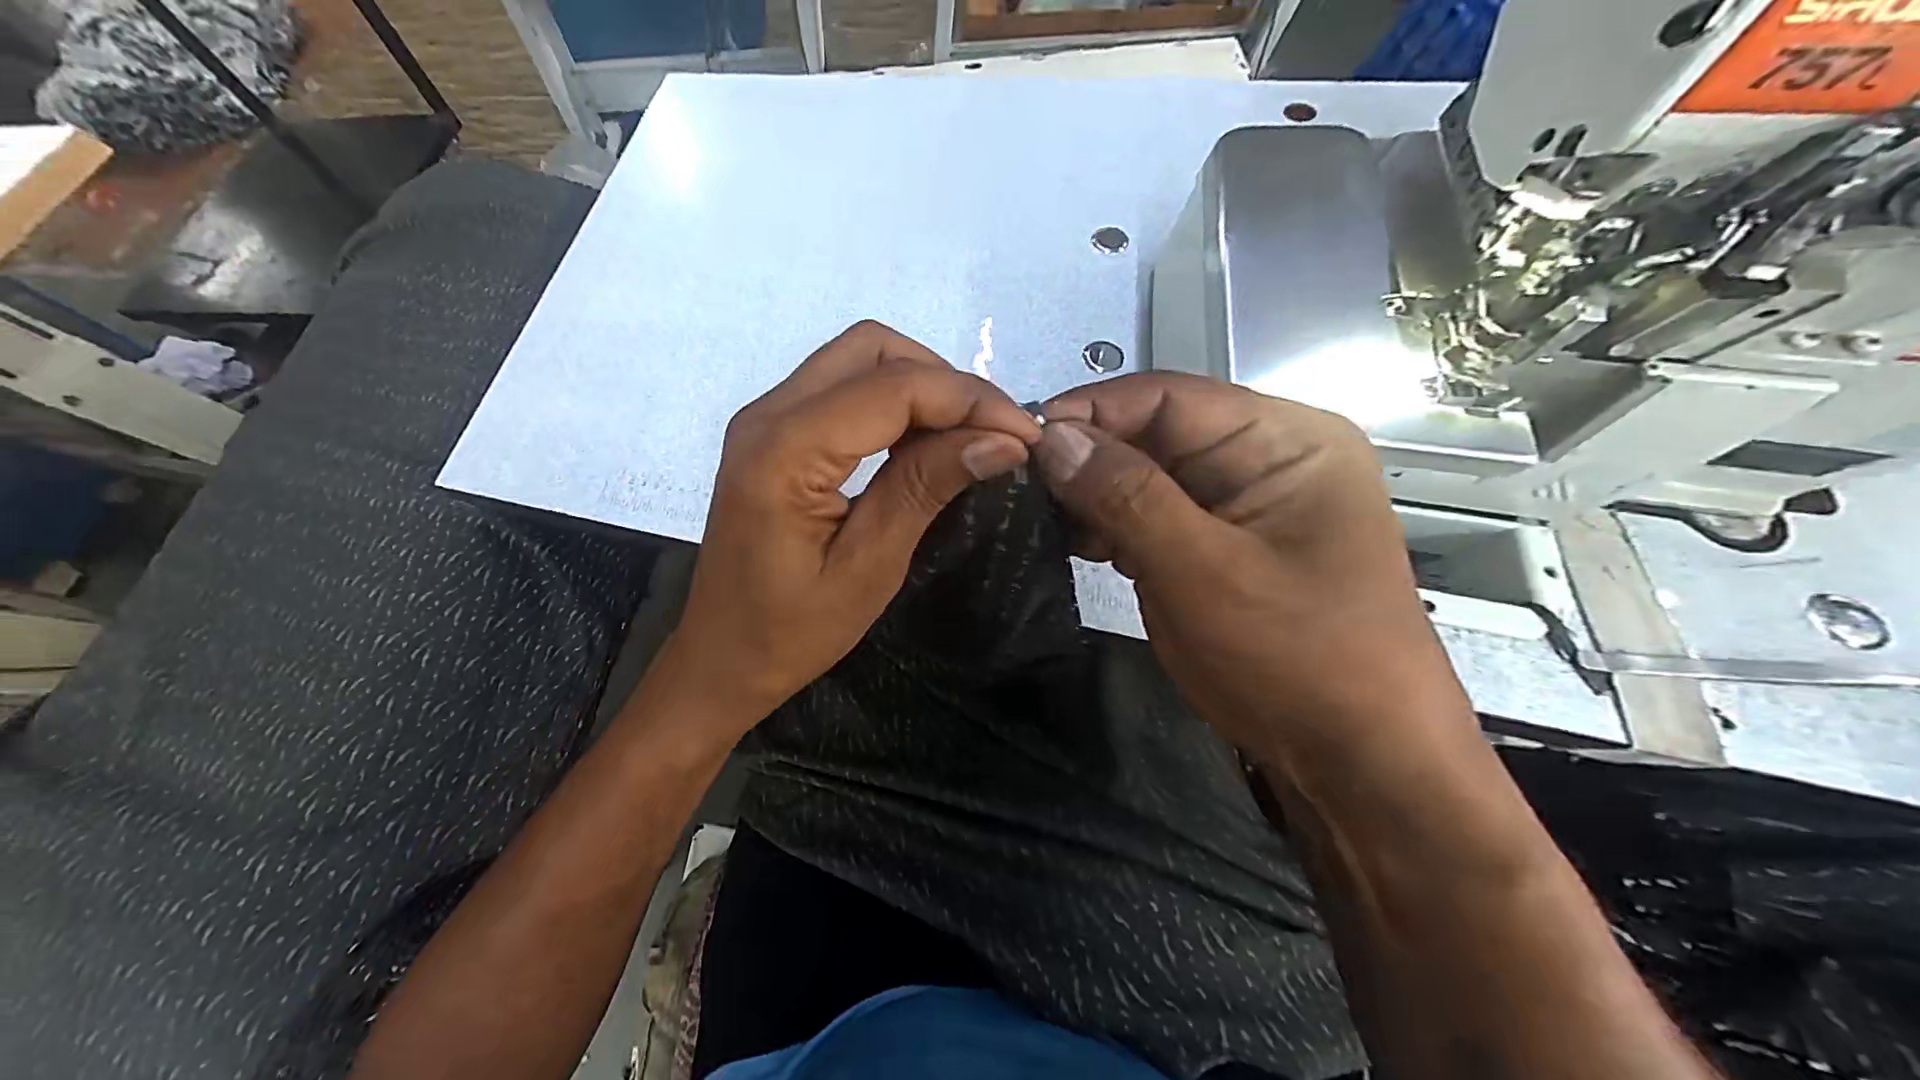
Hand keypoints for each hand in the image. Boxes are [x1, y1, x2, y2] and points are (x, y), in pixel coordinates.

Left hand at [659, 321, 1041, 731]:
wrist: (721, 658)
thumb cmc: (790, 633)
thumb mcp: (869, 567)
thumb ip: (926, 488)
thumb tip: (1002, 441)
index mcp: (785, 451)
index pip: (894, 387)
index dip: (969, 401)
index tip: (1025, 435)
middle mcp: (767, 414)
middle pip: (872, 349)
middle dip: (945, 381)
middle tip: (993, 433)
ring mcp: (764, 418)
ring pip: (858, 359)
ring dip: (921, 386)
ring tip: (967, 436)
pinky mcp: (772, 432)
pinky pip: (842, 388)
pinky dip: (892, 401)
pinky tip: (923, 440)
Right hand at [1033, 372, 1469, 764]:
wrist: (1358, 760)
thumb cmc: (1298, 659)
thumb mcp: (1204, 573)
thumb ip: (1126, 497)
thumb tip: (1052, 439)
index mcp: (1286, 439)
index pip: (1170, 397)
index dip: (1093, 412)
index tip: (1024, 443)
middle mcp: (1266, 457)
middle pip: (1157, 433)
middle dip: (1089, 458)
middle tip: (1020, 486)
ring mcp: (1243, 504)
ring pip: (1149, 476)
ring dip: (1096, 494)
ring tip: (1039, 516)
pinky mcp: (1222, 545)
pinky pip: (1156, 516)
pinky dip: (1114, 527)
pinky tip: (1076, 542)